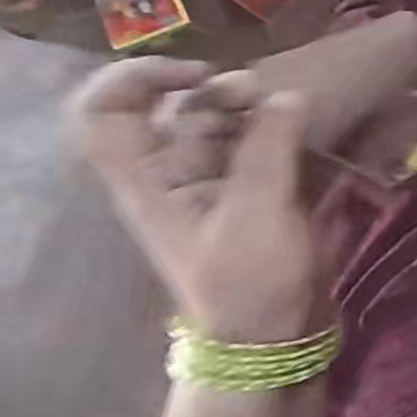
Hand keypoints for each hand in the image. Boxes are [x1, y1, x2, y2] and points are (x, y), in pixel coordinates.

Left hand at [72, 57, 354, 343]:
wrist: (275, 339)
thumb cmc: (250, 282)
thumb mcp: (256, 213)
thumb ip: (269, 149)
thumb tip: (288, 95)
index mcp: (150, 183)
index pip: (106, 112)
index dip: (139, 79)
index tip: (198, 77)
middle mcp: (177, 178)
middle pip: (182, 113)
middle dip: (223, 95)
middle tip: (267, 96)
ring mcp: (219, 190)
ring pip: (229, 131)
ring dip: (260, 115)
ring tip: (298, 112)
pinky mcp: (256, 201)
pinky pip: (263, 155)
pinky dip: (283, 139)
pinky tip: (310, 138)